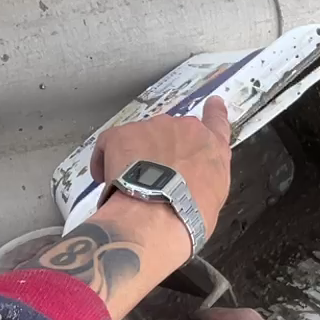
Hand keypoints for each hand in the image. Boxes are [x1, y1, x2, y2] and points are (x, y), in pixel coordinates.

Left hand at [91, 97, 231, 237]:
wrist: (160, 215)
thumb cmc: (190, 216)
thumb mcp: (212, 199)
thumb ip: (205, 179)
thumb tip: (189, 183)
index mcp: (211, 147)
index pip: (216, 123)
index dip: (213, 112)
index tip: (213, 103)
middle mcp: (184, 129)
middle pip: (171, 133)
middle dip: (162, 150)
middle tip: (153, 178)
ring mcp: (152, 127)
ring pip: (140, 137)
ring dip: (135, 155)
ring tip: (128, 184)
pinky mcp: (122, 134)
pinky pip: (110, 142)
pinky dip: (105, 158)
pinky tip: (103, 178)